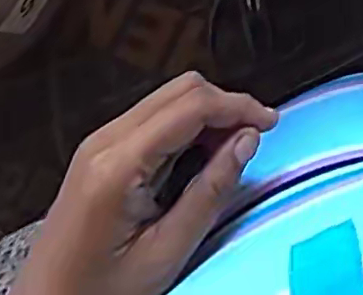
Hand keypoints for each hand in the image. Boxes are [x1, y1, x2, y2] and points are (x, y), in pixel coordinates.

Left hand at [14, 72, 276, 294]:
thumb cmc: (95, 294)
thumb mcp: (163, 254)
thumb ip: (209, 193)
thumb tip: (245, 142)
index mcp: (118, 164)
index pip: (192, 106)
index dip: (238, 105)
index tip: (267, 120)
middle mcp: (106, 139)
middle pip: (182, 89)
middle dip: (225, 104)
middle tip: (253, 134)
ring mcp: (101, 140)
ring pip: (170, 96)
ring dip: (207, 111)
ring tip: (229, 148)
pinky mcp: (102, 148)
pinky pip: (155, 114)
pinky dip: (187, 122)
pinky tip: (200, 152)